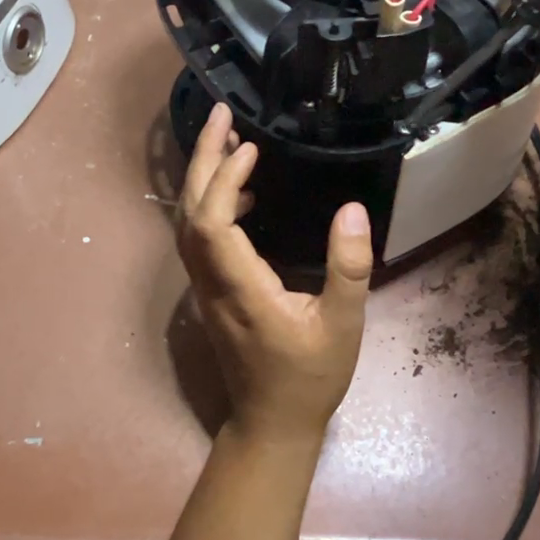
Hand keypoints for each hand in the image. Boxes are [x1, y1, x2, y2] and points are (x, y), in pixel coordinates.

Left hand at [175, 103, 372, 446]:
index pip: (212, 222)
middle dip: (201, 159)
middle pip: (190, 212)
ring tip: (230, 142)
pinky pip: (198, 238)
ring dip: (203, 178)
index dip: (224, 179)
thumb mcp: (342, 325)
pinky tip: (245, 193)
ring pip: (188, 224)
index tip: (249, 148)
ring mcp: (204, 289)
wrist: (271, 423)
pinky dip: (212, 204)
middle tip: (221, 115)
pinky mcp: (210, 292)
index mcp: (240, 288)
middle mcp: (210, 283)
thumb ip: (347, 268)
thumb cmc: (310, 377)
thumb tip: (351, 210)